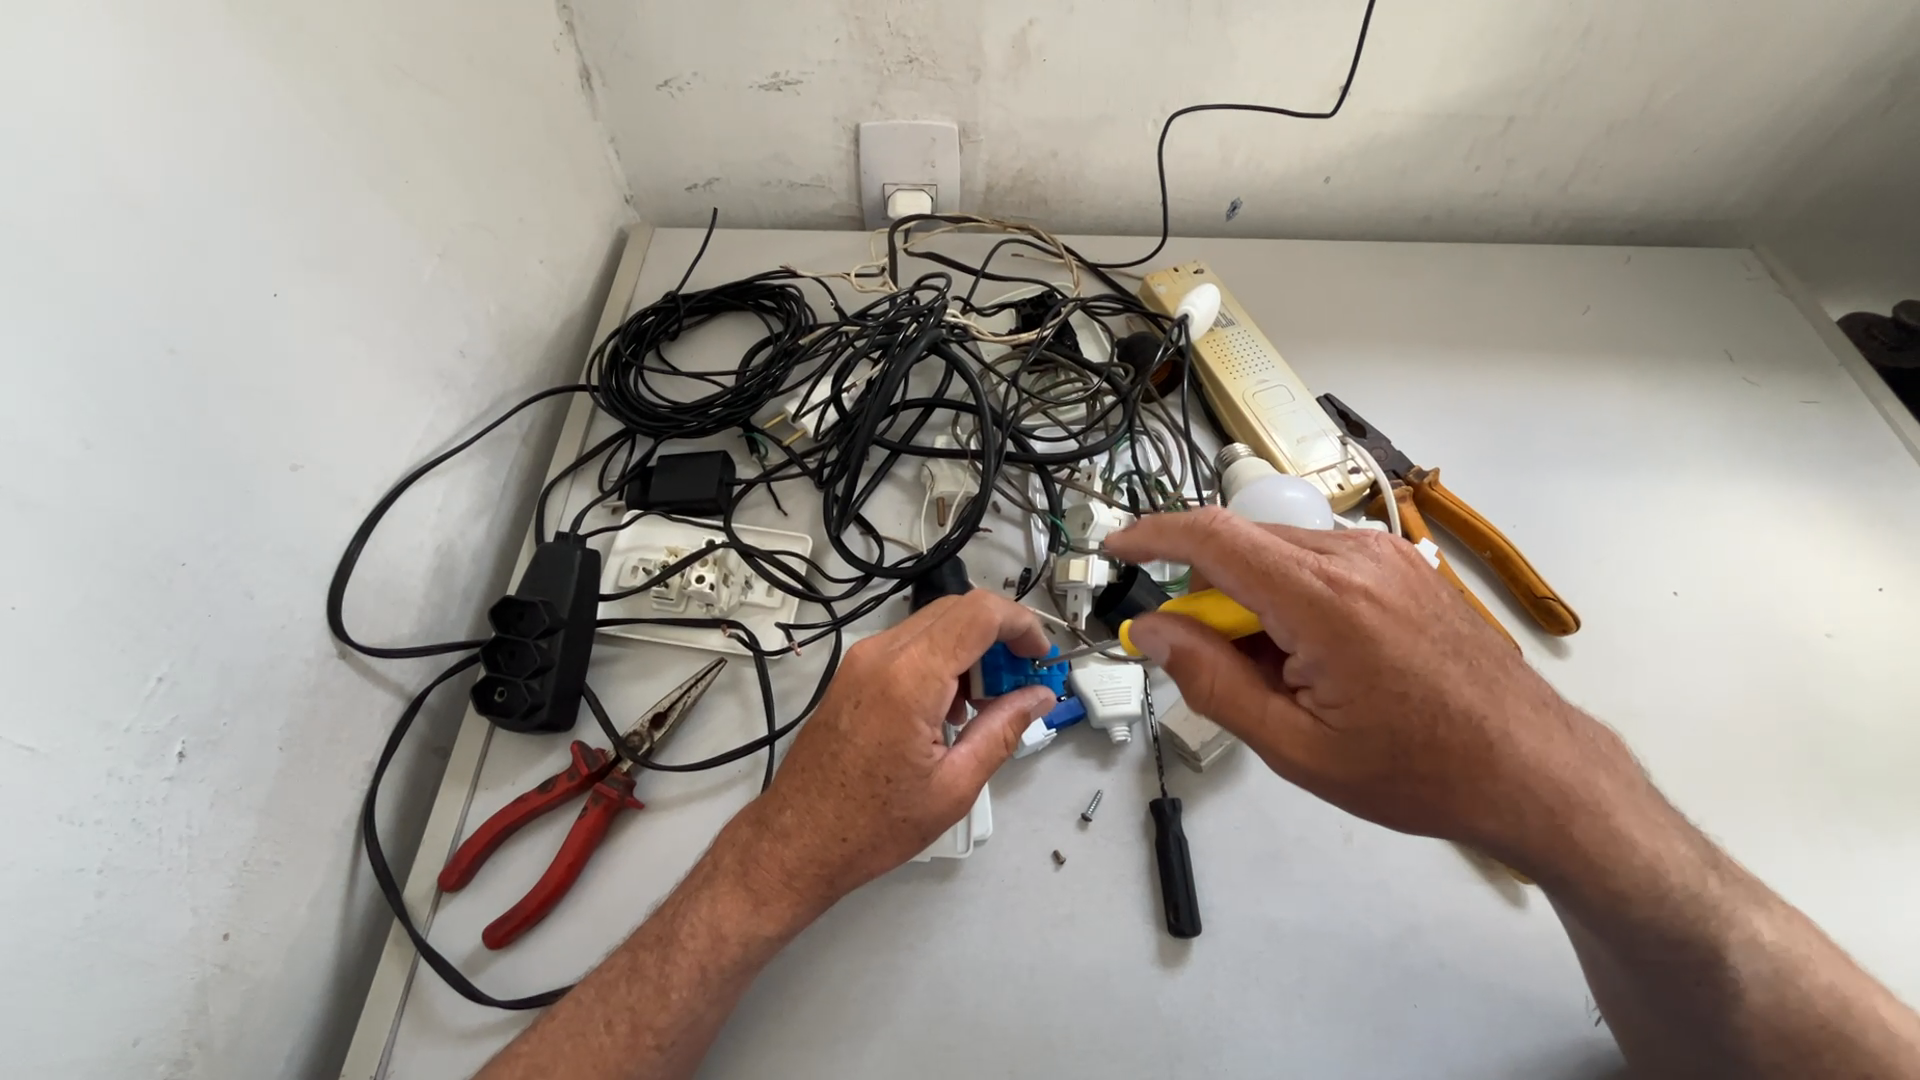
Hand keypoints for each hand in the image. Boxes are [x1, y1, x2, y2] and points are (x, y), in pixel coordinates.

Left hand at [728, 589, 1056, 912]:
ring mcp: (862, 660)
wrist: (797, 842)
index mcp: (910, 678)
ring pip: (934, 624)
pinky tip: (948, 709)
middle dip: (999, 636)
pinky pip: (909, 644)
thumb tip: (1039, 697)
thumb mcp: (954, 785)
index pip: (979, 614)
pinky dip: (941, 660)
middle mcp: (882, 654)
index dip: (1021, 624)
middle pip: (958, 610)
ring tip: (984, 705)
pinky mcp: (852, 672)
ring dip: (970, 649)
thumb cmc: (873, 825)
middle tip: (1019, 683)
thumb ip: (1003, 729)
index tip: (1040, 656)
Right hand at [1105, 508, 1650, 871]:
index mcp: (1324, 600)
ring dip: (1247, 596)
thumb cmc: (1416, 771)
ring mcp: (1384, 553)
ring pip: (1275, 551)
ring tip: (1280, 671)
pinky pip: (1313, 559)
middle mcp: (1354, 556)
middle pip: (1239, 543)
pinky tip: (1314, 652)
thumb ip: (1212, 683)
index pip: (1213, 538)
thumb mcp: (1296, 748)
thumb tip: (1152, 630)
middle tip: (1213, 660)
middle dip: (1204, 591)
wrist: (1537, 771)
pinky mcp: (1401, 563)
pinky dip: (1285, 593)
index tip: (1114, 548)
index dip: (1152, 535)